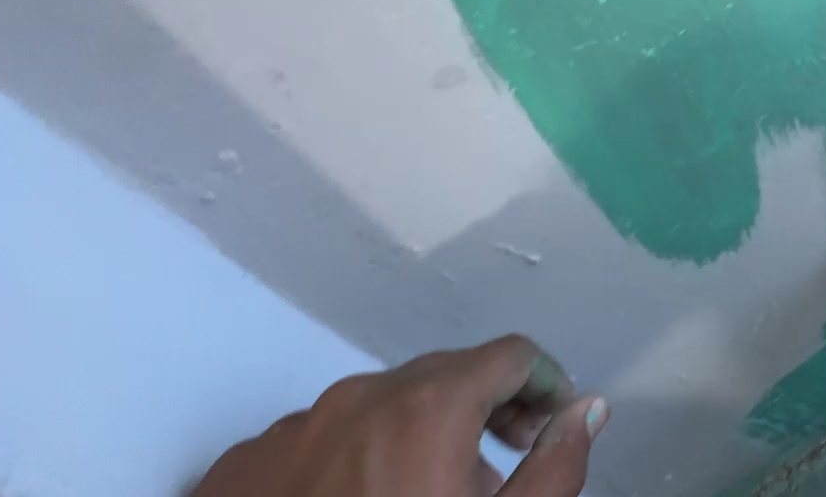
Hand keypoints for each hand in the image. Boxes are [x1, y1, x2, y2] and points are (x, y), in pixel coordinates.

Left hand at [191, 335, 607, 496]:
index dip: (547, 382)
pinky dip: (351, 461)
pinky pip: (316, 442)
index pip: (512, 354)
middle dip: (487, 410)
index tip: (552, 425)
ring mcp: (291, 429)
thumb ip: (555, 468)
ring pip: (380, 408)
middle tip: (499, 471)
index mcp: (429, 403)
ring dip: (418, 437)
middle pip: (448, 375)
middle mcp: (360, 395)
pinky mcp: (236, 468)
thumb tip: (588, 406)